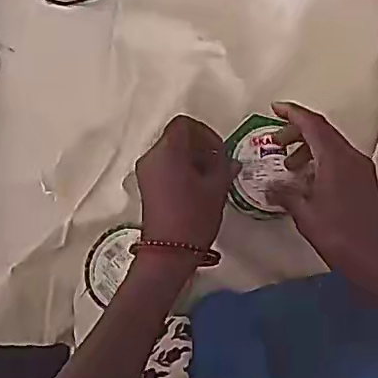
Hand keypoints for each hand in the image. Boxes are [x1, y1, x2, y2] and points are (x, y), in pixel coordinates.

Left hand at [137, 115, 232, 249]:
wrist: (169, 253)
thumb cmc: (194, 216)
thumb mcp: (216, 189)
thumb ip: (224, 168)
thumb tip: (231, 162)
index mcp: (168, 151)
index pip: (184, 125)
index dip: (205, 133)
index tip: (219, 151)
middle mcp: (152, 156)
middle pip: (176, 137)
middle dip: (200, 146)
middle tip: (219, 164)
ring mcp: (146, 172)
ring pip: (170, 152)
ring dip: (192, 159)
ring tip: (211, 179)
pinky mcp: (146, 187)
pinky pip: (165, 167)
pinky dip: (181, 170)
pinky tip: (198, 189)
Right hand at [268, 102, 377, 294]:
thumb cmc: (341, 237)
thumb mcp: (306, 216)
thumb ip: (286, 195)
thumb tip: (270, 186)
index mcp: (336, 159)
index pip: (313, 124)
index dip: (292, 113)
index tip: (274, 109)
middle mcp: (352, 158)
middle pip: (323, 132)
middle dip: (298, 132)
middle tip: (277, 142)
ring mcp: (362, 170)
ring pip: (332, 147)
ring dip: (309, 149)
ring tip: (289, 166)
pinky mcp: (366, 183)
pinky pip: (340, 161)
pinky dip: (321, 162)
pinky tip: (309, 182)